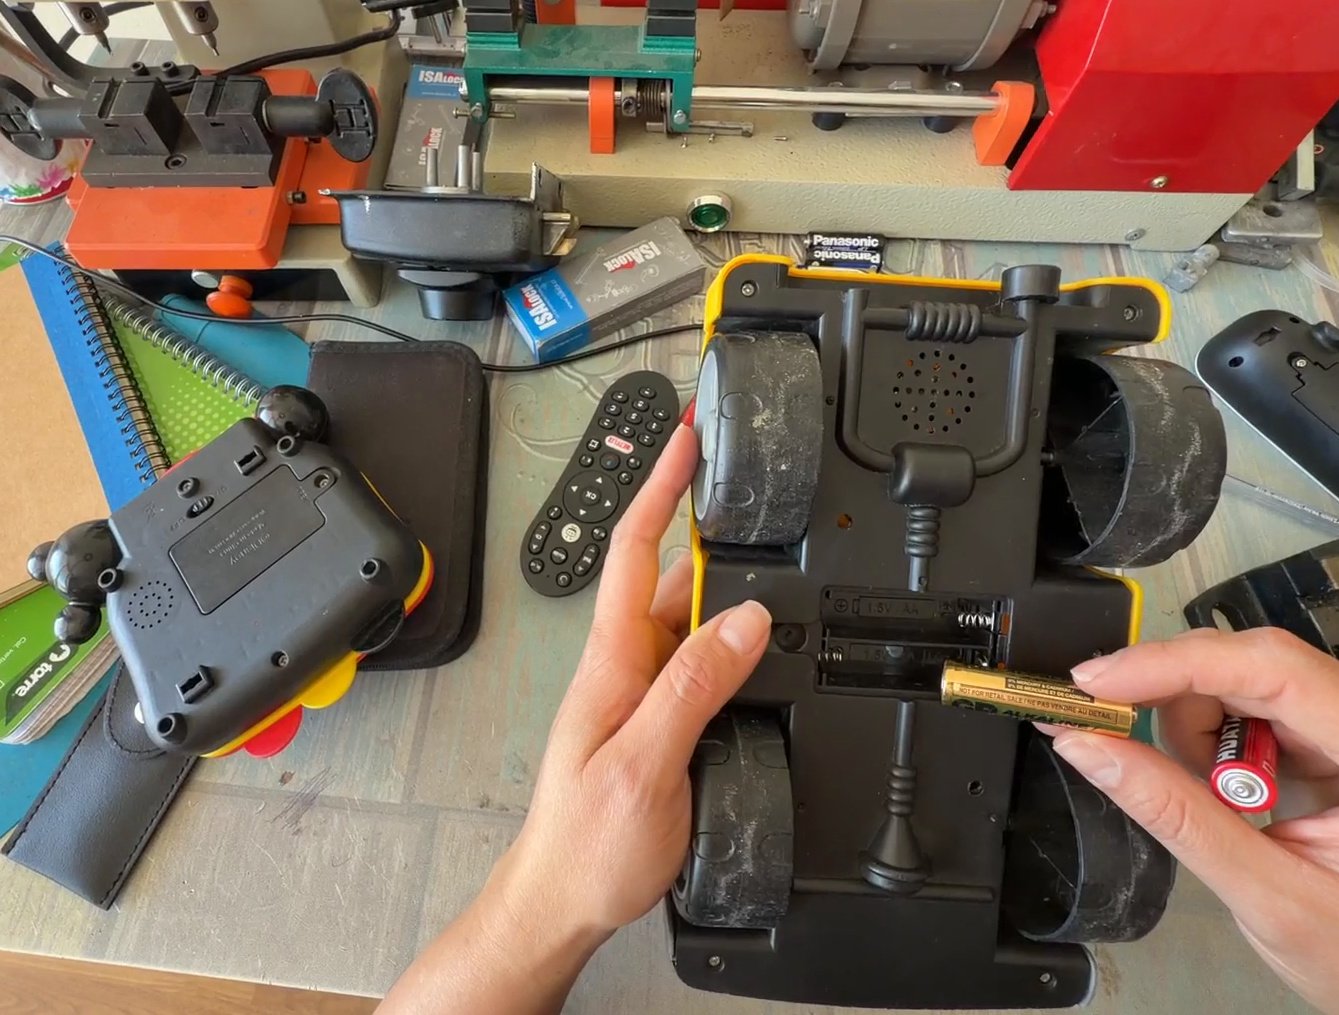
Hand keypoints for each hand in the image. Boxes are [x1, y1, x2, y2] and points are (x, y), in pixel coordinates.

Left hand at [501, 420, 770, 932]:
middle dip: (709, 530)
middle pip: (672, 576)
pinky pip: (697, 656)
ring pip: (690, 616)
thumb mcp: (646, 764)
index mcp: (612, 659)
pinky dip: (730, 636)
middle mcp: (624, 661)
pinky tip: (759, 643)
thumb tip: (745, 619)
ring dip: (728, 588)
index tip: (682, 443)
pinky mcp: (656, 712)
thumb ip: (694, 687)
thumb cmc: (587, 841)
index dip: (658, 490)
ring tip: (775, 567)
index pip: (635, 552)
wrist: (563, 895)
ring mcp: (640, 686)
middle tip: (755, 498)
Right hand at [1042, 628, 1338, 1014]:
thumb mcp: (1275, 905)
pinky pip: (1270, 708)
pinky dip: (1224, 737)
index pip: (1276, 670)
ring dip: (1199, 724)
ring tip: (1205, 795)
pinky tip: (1230, 789)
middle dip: (1172, 695)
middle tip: (1107, 729)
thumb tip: (1083, 746)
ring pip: (1253, 682)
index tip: (1092, 683)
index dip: (1170, 663)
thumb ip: (1174, 815)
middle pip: (1257, 667)